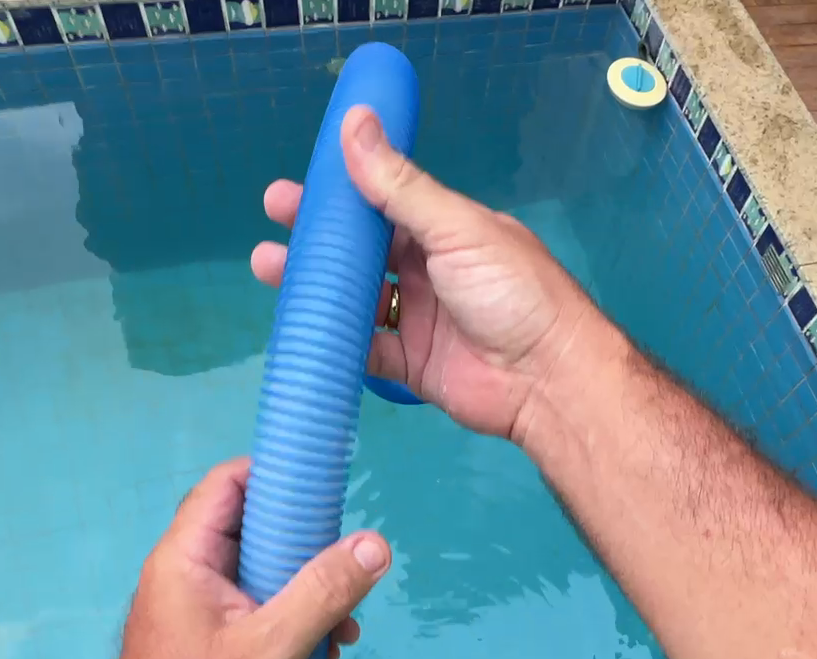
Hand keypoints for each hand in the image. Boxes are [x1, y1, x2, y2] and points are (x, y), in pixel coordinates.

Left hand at [78, 458, 390, 658]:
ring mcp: (201, 606)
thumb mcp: (272, 648)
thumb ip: (325, 592)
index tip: (327, 490)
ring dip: (310, 590)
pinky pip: (262, 606)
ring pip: (265, 572)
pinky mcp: (214, 635)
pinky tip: (324, 650)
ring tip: (343, 628)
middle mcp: (190, 571)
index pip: (229, 483)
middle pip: (256, 528)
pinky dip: (296, 618)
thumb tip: (376, 544)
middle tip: (348, 568)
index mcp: (188, 557)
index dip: (277, 474)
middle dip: (309, 546)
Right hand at [249, 105, 623, 443]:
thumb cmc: (510, 291)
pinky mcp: (413, 365)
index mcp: (443, 232)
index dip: (337, 197)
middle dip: (318, 244)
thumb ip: (402, 187)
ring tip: (271, 273)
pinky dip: (337, 342)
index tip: (293, 191)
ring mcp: (418, 320)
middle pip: (362, 254)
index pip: (380, 206)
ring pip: (357, 301)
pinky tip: (301, 328)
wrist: (545, 377)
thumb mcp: (458, 229)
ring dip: (317, 289)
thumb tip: (356, 124)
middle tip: (273, 233)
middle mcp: (427, 273)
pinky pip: (367, 351)